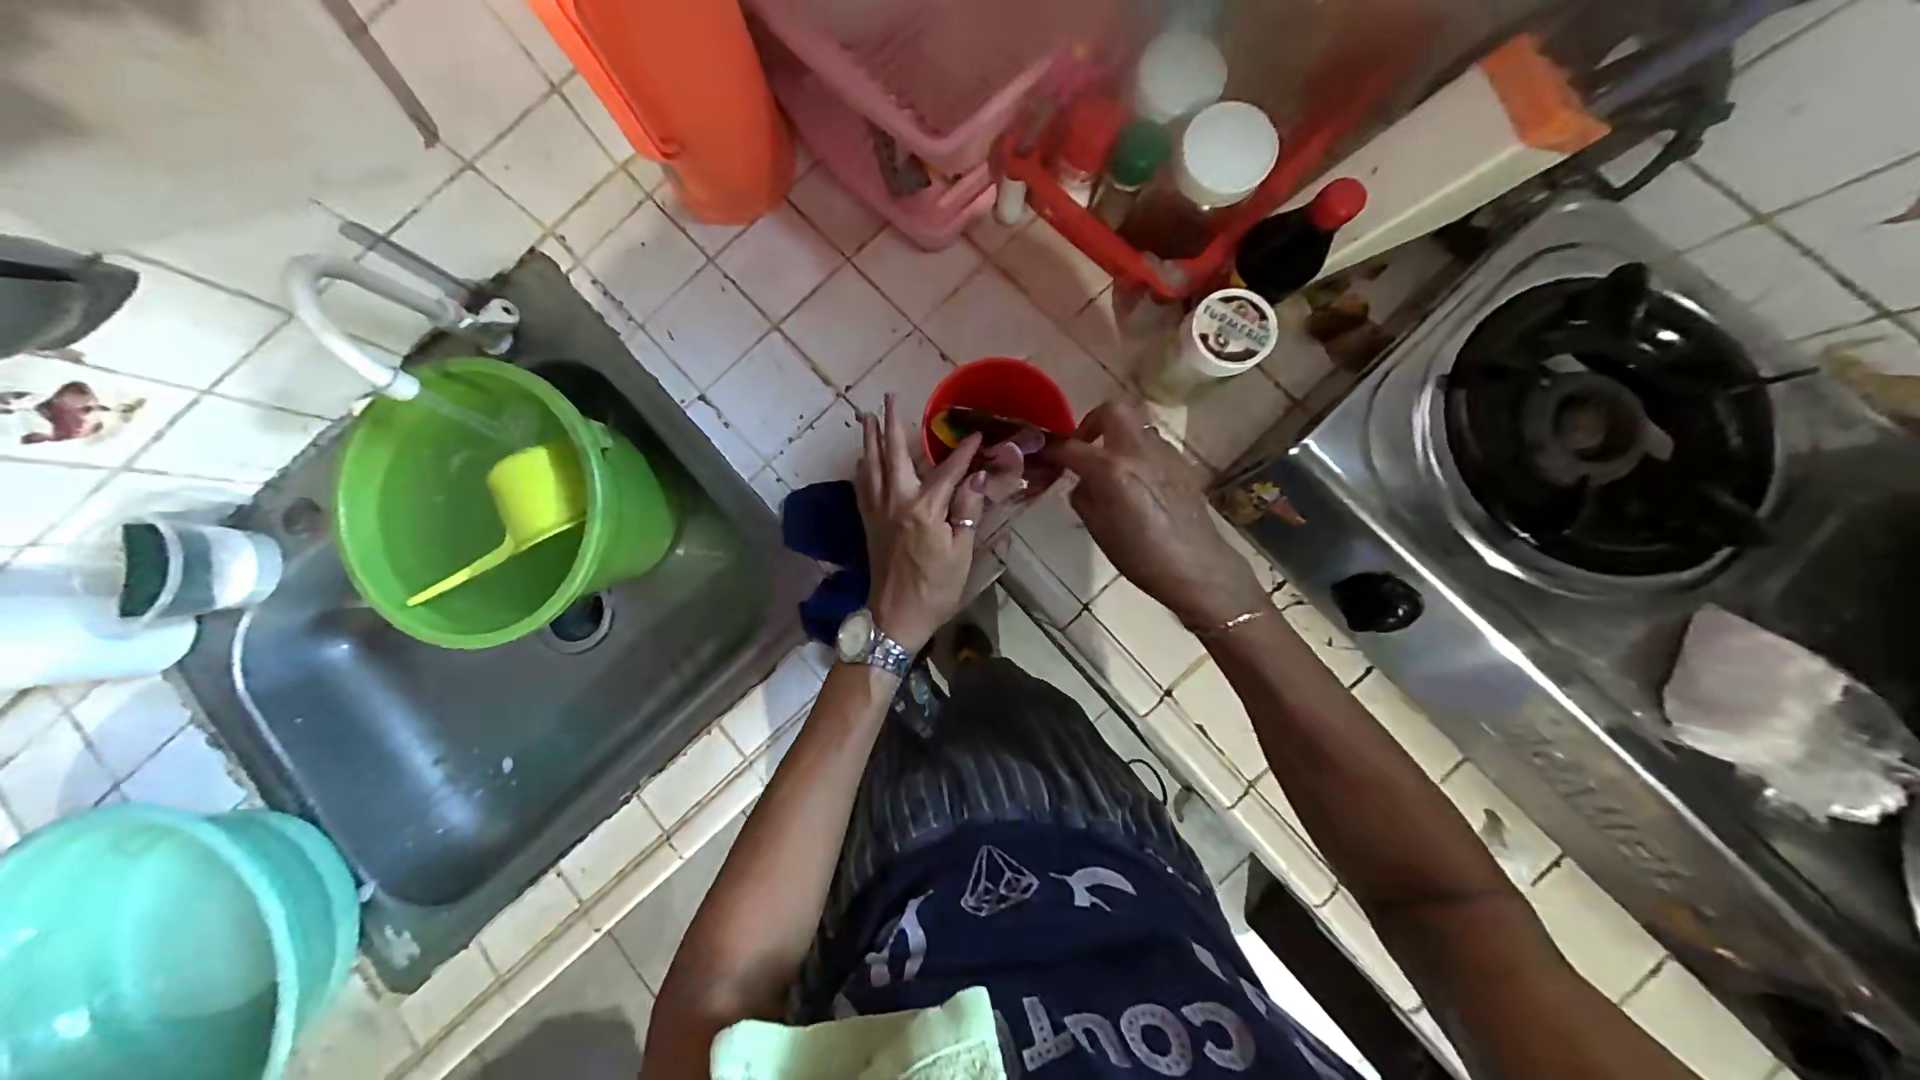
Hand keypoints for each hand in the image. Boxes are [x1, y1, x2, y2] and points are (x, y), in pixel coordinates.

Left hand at [856, 395, 990, 652]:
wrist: (895, 618)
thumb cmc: (935, 589)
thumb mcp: (961, 553)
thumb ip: (967, 511)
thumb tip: (977, 476)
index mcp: (924, 510)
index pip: (948, 471)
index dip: (964, 452)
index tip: (976, 435)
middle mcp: (896, 502)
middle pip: (893, 455)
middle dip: (892, 424)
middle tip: (891, 398)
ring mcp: (878, 511)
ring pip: (871, 466)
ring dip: (869, 439)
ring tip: (866, 416)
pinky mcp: (869, 522)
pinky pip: (862, 486)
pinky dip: (862, 468)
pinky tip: (862, 460)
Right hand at [1041, 400, 1266, 628]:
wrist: (1195, 567)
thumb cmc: (1139, 556)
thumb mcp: (1097, 528)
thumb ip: (1084, 495)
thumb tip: (1081, 480)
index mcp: (1110, 468)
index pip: (1070, 446)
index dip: (1052, 449)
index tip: (1044, 455)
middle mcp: (1137, 450)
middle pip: (1111, 410)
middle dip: (1092, 422)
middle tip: (1085, 446)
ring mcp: (1164, 452)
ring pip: (1137, 424)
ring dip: (1118, 436)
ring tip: (1112, 463)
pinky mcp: (1182, 463)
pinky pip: (1154, 444)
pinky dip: (1139, 451)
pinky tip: (1138, 479)